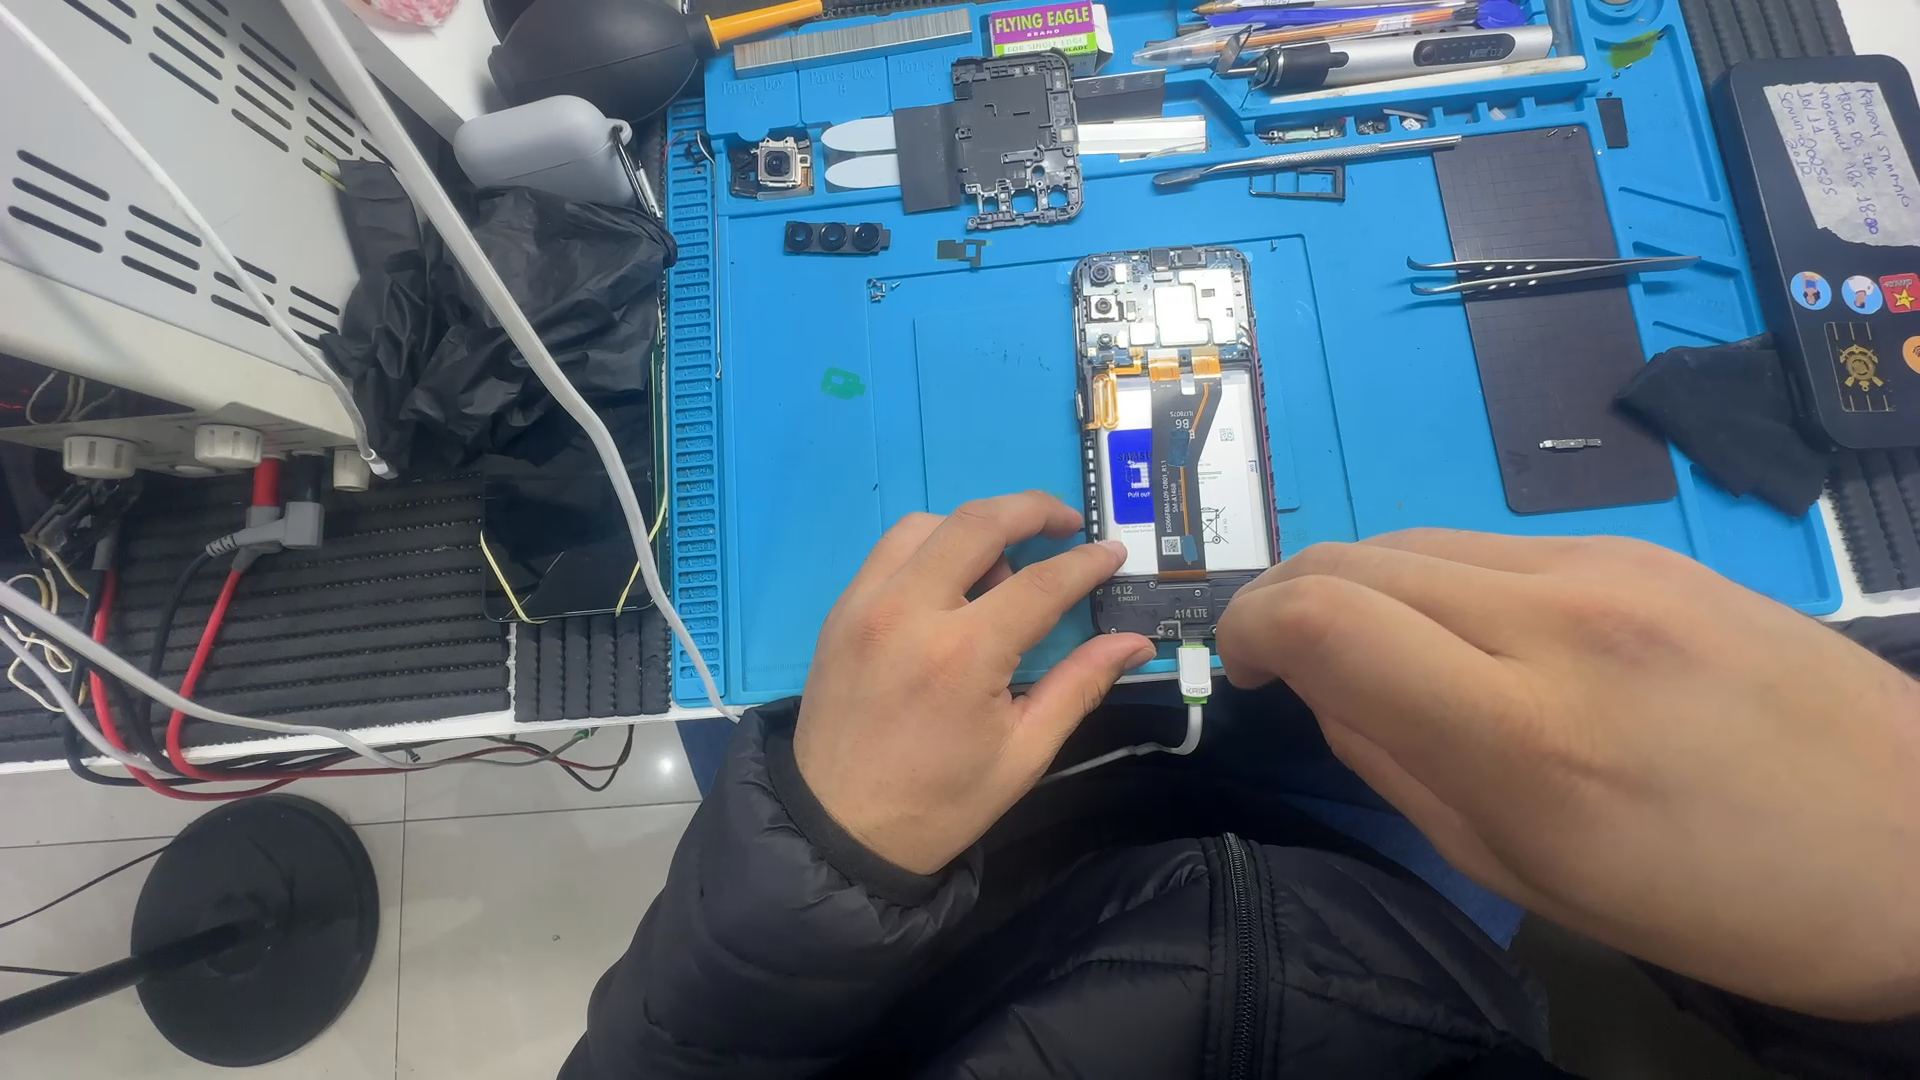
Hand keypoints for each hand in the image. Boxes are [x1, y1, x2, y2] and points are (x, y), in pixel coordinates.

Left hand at [793, 492, 1154, 875]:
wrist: (836, 829)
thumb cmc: (939, 802)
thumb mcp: (1023, 753)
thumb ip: (1079, 685)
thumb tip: (1134, 642)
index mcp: (962, 655)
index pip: (1039, 584)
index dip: (1085, 564)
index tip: (1111, 553)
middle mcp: (908, 611)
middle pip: (977, 523)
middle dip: (1032, 508)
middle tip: (1066, 523)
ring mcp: (864, 605)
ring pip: (927, 525)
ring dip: (975, 527)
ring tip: (1001, 569)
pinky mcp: (840, 610)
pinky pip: (890, 550)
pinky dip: (930, 545)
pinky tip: (951, 582)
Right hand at [1215, 530, 1919, 1020]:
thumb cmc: (1702, 892)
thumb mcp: (1505, 863)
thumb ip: (1383, 758)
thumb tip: (1317, 684)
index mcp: (1522, 736)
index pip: (1323, 622)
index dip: (1250, 627)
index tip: (1245, 665)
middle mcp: (1554, 622)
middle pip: (1341, 562)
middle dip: (1278, 600)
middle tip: (1277, 653)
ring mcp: (1596, 566)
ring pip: (1394, 541)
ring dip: (1341, 585)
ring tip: (1358, 639)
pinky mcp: (1624, 544)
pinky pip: (1462, 544)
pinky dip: (1411, 578)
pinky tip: (1442, 624)